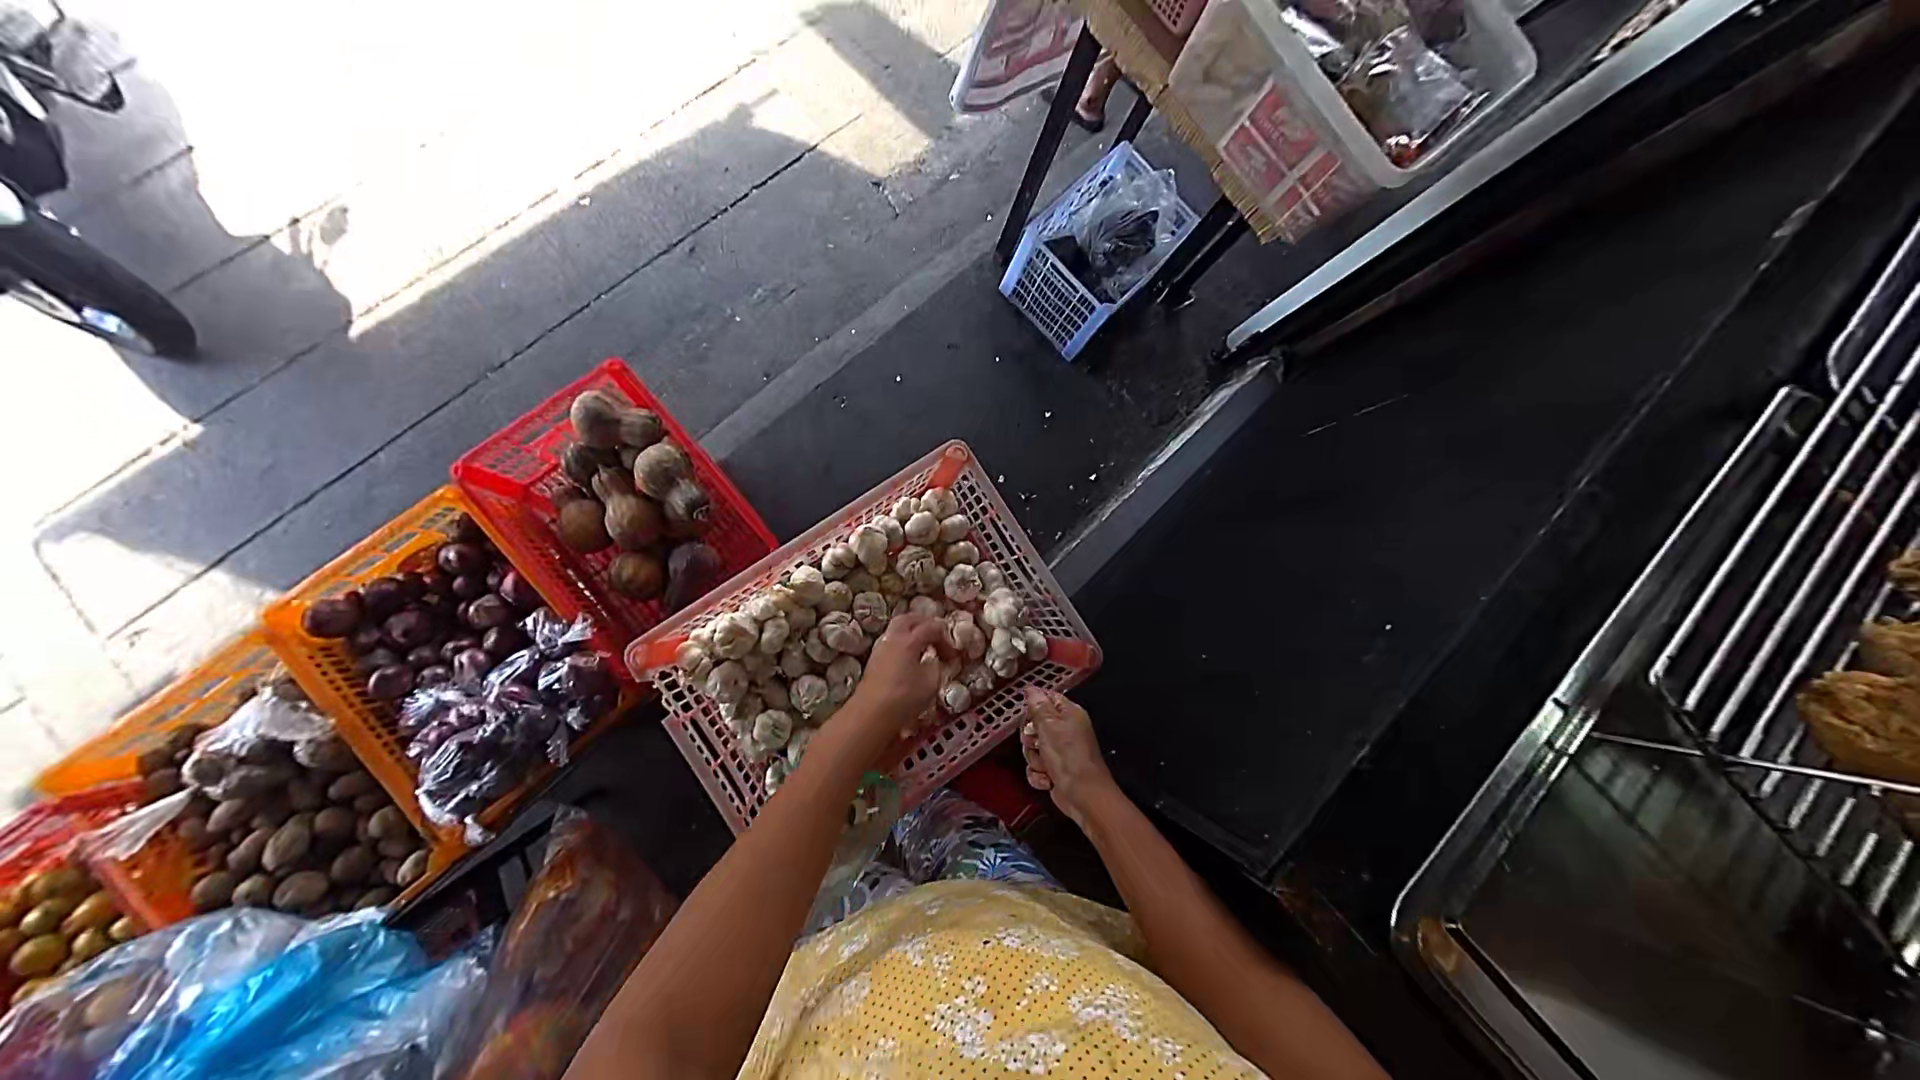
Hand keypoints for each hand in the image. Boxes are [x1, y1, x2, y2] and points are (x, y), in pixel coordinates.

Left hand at [835, 614, 949, 746]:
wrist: (871, 714)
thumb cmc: (904, 697)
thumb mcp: (931, 682)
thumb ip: (937, 665)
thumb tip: (934, 660)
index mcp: (909, 640)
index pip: (931, 627)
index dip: (946, 636)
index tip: (953, 652)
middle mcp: (893, 638)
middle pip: (910, 619)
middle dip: (926, 623)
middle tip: (938, 636)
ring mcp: (880, 648)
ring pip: (897, 629)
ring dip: (912, 632)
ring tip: (924, 647)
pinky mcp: (874, 661)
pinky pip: (891, 642)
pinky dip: (903, 643)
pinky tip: (910, 658)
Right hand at [1020, 687, 1119, 828]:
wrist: (1083, 795)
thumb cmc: (1069, 757)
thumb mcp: (1049, 725)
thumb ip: (1037, 705)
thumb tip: (1031, 689)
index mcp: (1068, 714)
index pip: (1045, 700)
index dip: (1033, 709)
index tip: (1030, 719)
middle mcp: (1065, 731)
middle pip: (1034, 726)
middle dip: (1030, 739)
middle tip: (1037, 744)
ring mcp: (1060, 752)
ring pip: (1032, 749)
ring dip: (1034, 760)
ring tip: (1046, 766)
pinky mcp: (1055, 771)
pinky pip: (1035, 768)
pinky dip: (1038, 775)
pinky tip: (1048, 779)